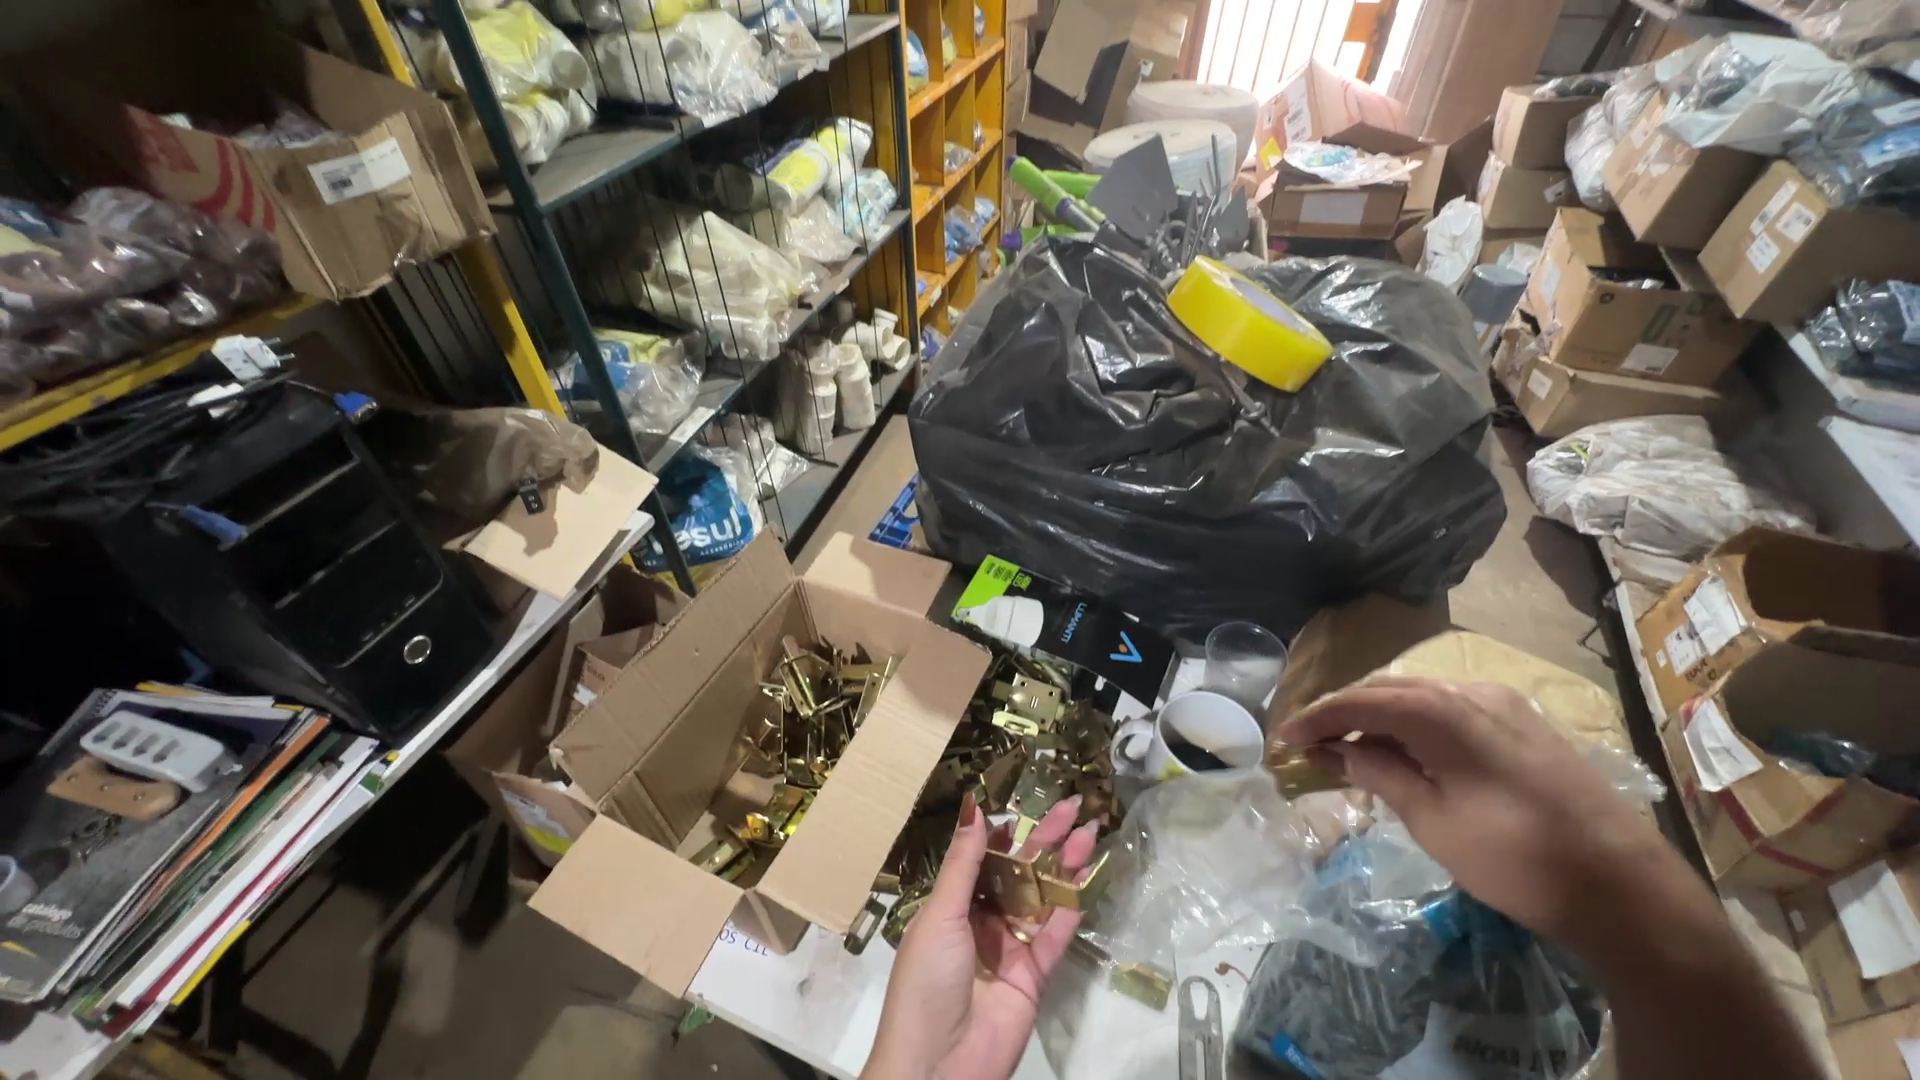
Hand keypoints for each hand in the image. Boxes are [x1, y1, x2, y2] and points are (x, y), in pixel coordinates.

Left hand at [862, 794, 1098, 1079]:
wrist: (939, 1067)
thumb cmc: (926, 981)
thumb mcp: (939, 915)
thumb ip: (963, 863)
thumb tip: (973, 805)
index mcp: (952, 907)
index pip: (984, 860)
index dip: (1006, 833)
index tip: (1028, 805)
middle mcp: (982, 922)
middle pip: (1019, 873)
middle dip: (1045, 840)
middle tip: (1073, 805)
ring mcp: (1011, 948)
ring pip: (1042, 898)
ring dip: (1065, 865)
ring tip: (1089, 832)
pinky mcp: (1035, 975)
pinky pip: (1055, 934)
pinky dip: (1072, 906)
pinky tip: (1087, 875)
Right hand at [1276, 676, 1687, 949]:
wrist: (1627, 890)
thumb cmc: (1516, 857)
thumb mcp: (1432, 819)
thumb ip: (1379, 773)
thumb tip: (1336, 749)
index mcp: (1443, 710)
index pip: (1360, 701)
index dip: (1317, 718)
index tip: (1283, 738)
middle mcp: (1471, 692)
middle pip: (1388, 690)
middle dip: (1344, 713)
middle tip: (1311, 743)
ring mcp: (1504, 705)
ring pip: (1420, 696)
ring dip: (1379, 717)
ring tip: (1349, 747)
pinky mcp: (1524, 725)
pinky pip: (1450, 709)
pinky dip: (1414, 723)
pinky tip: (1403, 750)